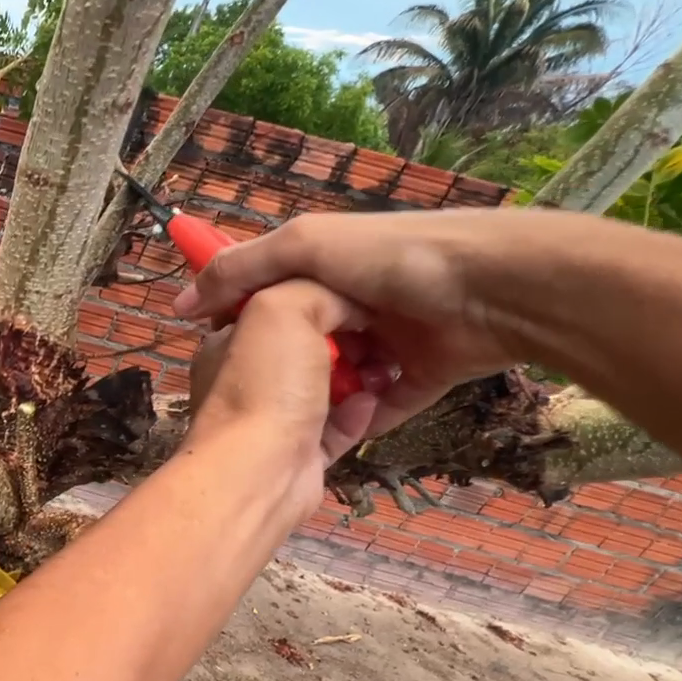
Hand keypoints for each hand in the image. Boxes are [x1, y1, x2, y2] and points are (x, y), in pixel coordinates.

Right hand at [174, 210, 539, 436]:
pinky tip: (333, 433)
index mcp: (324, 270)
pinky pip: (375, 408)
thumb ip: (239, 270)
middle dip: (278, 367)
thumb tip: (179, 307)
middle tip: (256, 387)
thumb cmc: (396, 258)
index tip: (214, 348)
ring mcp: (385, 344)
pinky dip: (357, 422)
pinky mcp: (416, 377)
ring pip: (331, 381)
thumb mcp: (304, 247)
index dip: (236, 322)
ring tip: (299, 411)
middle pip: (295, 345)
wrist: (502, 290)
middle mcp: (351, 306)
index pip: (263, 297)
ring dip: (316, 397)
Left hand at [184, 280, 388, 517]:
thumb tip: (345, 304)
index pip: (271, 305)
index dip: (314, 295)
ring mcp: (271, 416)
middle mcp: (246, 377)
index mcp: (229, 341)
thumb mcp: (280, 309)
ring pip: (327, 385)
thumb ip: (310, 290)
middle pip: (306, 344)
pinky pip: (337, 425)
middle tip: (381, 334)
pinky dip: (358, 414)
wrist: (259, 471)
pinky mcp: (299, 450)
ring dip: (362, 376)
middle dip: (348, 337)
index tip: (358, 293)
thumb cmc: (263, 385)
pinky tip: (374, 403)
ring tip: (387, 369)